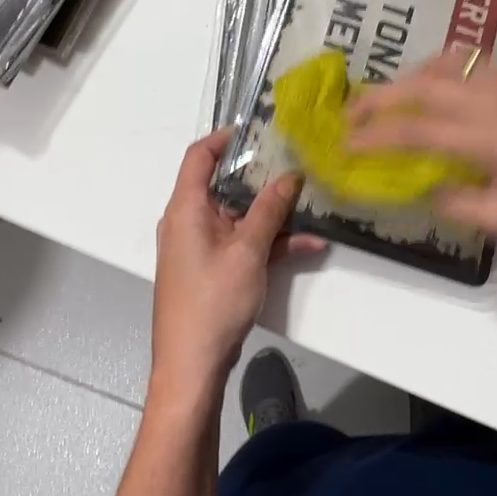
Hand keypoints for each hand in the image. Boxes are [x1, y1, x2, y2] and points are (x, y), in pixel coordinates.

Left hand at [149, 129, 325, 405]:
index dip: (224, 138)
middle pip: (223, 185)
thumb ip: (269, 210)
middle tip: (295, 163)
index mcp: (185, 208)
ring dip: (272, 214)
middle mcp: (188, 221)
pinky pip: (240, 243)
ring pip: (238, 216)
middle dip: (261, 177)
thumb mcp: (248, 251)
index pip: (198, 156)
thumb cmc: (213, 301)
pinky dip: (267, 242)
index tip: (257, 129)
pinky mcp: (212, 270)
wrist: (191, 366)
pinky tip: (307, 244)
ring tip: (311, 204)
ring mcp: (200, 247)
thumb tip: (290, 176)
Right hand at [348, 53, 496, 252]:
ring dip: (410, 77)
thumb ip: (453, 200)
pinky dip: (442, 69)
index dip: (375, 135)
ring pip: (448, 63)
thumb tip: (419, 184)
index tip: (345, 143)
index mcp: (492, 139)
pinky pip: (473, 62)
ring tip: (388, 99)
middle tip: (351, 111)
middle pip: (424, 85)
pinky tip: (433, 88)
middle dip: (380, 97)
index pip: (417, 130)